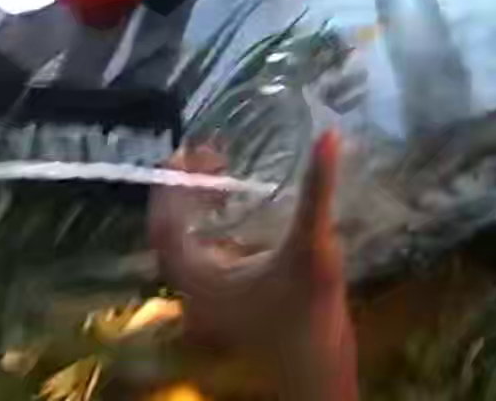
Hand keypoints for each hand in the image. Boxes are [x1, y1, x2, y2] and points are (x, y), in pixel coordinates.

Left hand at [150, 133, 353, 379]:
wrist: (316, 362)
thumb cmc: (307, 306)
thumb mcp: (313, 243)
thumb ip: (318, 190)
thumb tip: (328, 134)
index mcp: (200, 277)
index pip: (167, 228)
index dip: (172, 189)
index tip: (186, 150)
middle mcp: (197, 286)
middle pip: (176, 232)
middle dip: (188, 190)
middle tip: (210, 151)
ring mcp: (216, 293)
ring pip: (194, 241)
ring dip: (203, 204)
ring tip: (225, 168)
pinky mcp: (236, 293)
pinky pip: (214, 248)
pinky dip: (222, 220)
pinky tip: (249, 205)